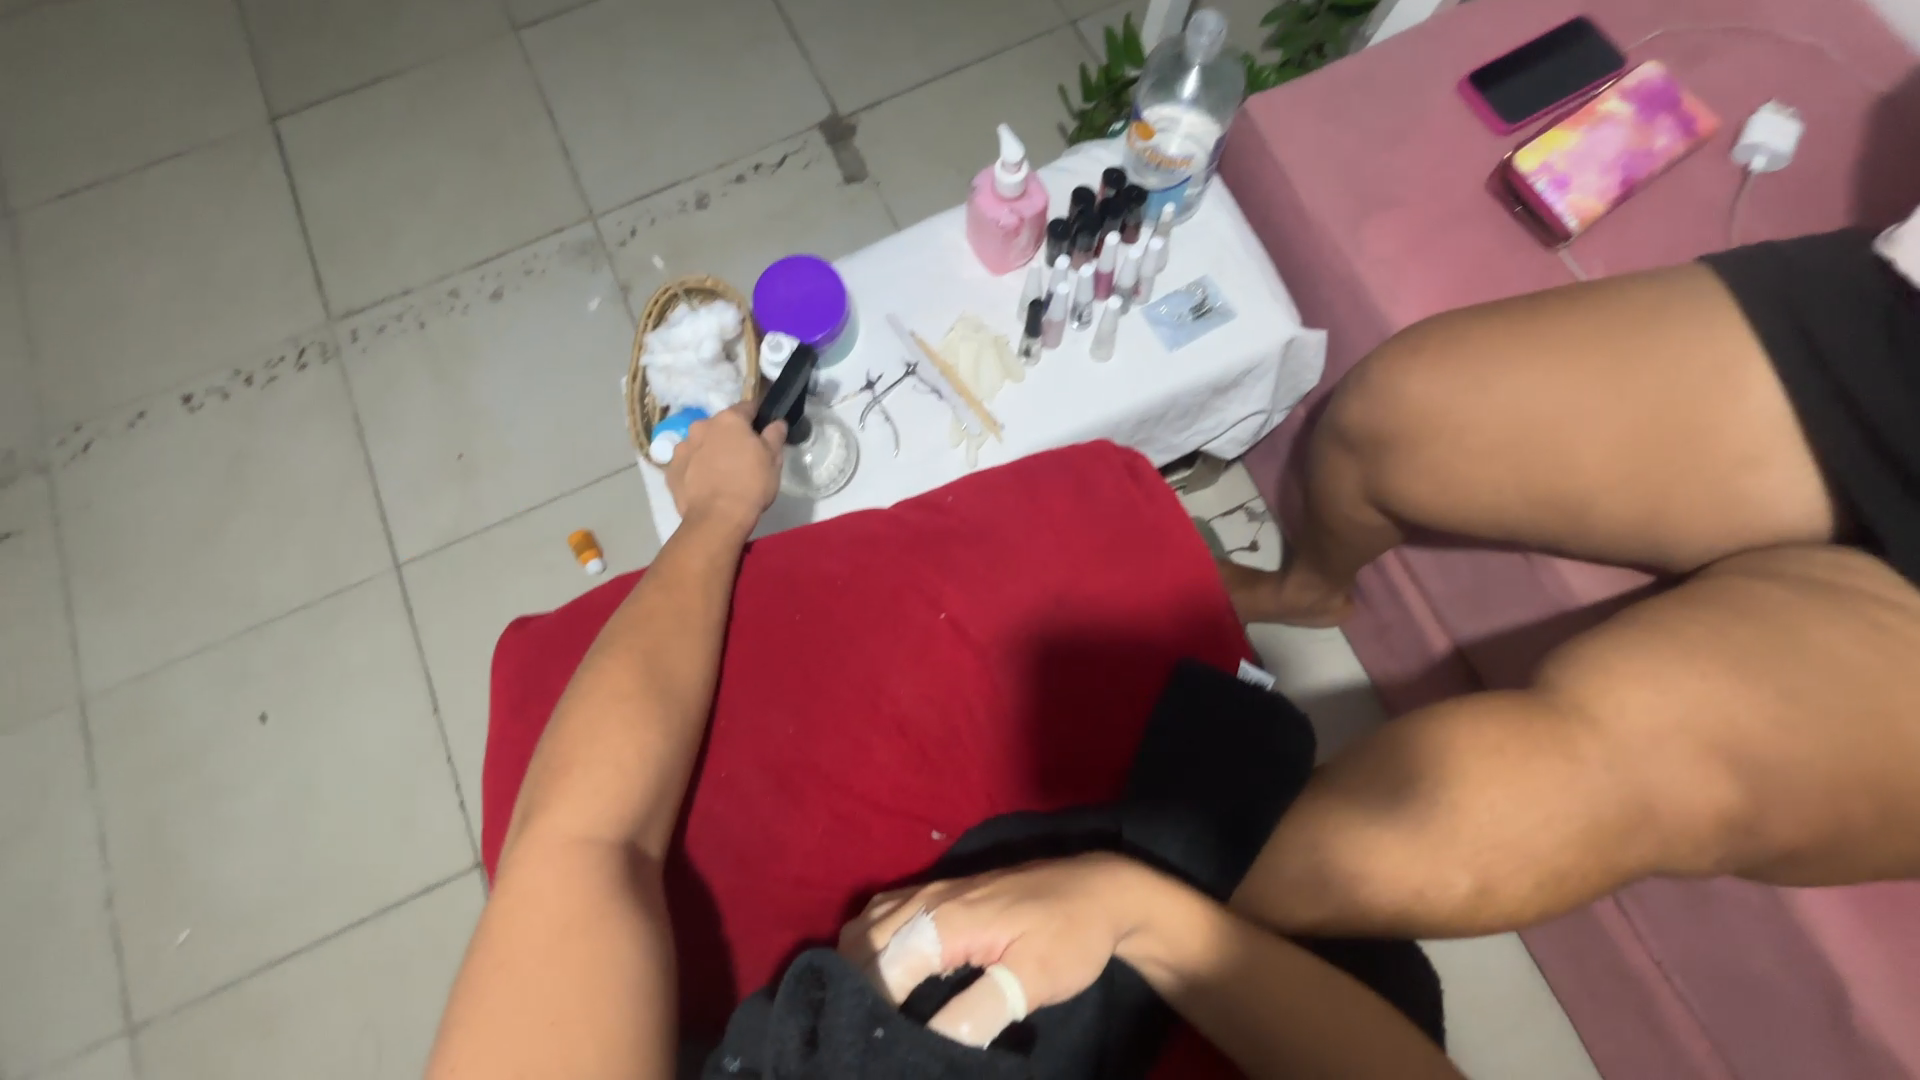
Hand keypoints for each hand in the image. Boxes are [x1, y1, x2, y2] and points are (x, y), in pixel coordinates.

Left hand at [666, 404, 785, 531]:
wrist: (717, 518)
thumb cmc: (750, 484)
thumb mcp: (772, 460)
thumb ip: (774, 436)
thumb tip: (777, 422)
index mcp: (729, 420)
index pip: (747, 407)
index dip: (757, 417)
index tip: (763, 430)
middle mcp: (701, 426)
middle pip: (720, 426)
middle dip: (731, 436)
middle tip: (742, 457)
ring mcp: (682, 447)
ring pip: (701, 443)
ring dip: (710, 451)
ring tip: (721, 473)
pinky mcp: (671, 469)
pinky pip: (688, 463)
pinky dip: (696, 469)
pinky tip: (706, 485)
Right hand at [838, 855, 1164, 1046]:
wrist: (1099, 889)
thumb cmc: (1070, 935)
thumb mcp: (1033, 980)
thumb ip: (979, 1011)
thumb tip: (931, 1043)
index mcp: (946, 920)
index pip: (880, 968)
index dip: (870, 1011)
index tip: (873, 1046)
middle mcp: (929, 898)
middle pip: (861, 941)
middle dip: (854, 986)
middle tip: (866, 1033)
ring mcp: (934, 889)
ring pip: (869, 922)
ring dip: (859, 961)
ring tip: (870, 1009)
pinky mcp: (944, 891)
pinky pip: (887, 911)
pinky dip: (872, 940)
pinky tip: (886, 970)